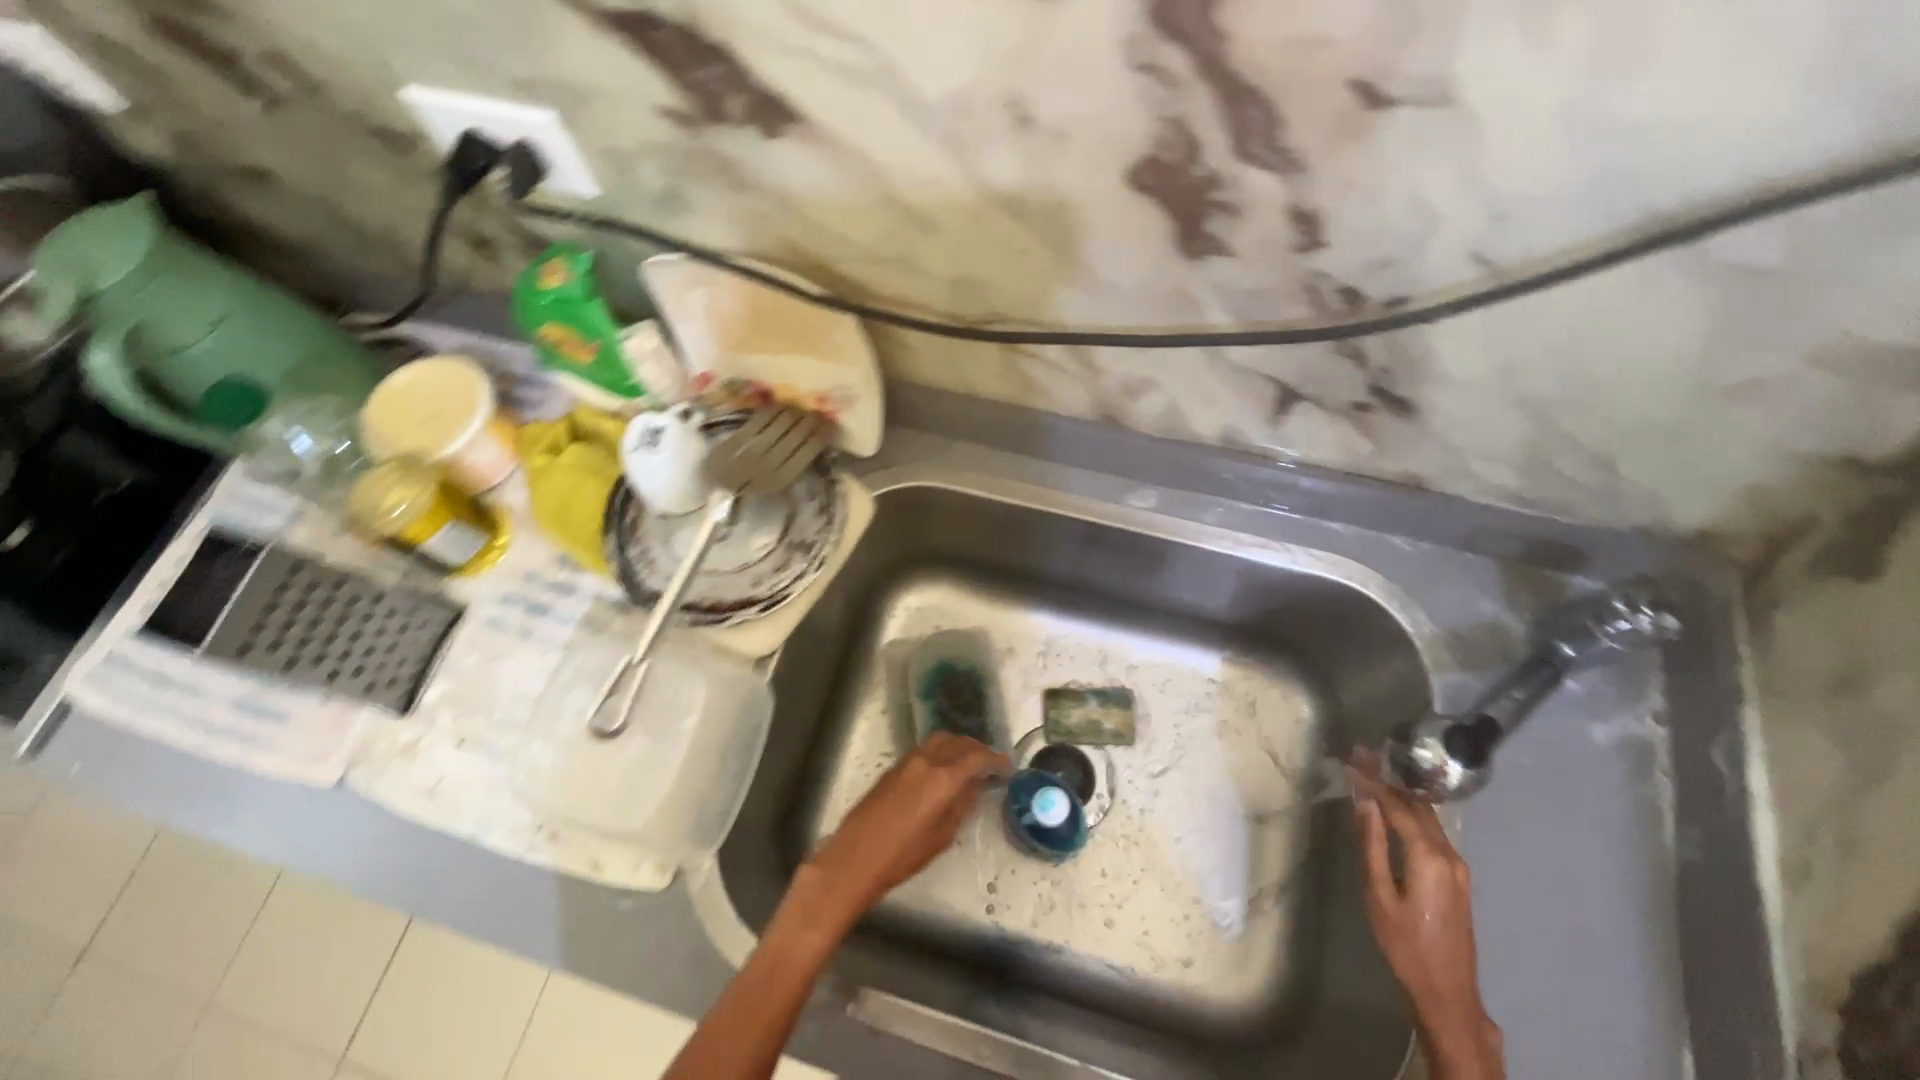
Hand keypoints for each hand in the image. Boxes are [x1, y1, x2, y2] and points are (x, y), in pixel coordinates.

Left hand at [805, 732, 1008, 922]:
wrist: (856, 857)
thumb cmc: (904, 855)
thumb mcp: (943, 835)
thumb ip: (962, 805)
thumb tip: (974, 786)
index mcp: (942, 778)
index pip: (977, 757)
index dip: (995, 759)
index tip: (1007, 767)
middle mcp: (925, 761)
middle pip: (958, 742)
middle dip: (977, 749)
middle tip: (990, 764)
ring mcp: (906, 762)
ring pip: (939, 740)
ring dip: (957, 746)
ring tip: (968, 763)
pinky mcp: (892, 768)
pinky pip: (924, 749)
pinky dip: (940, 751)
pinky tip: (944, 769)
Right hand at [1348, 750, 1503, 1079]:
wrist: (1447, 990)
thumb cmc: (1405, 944)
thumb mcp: (1379, 895)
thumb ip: (1372, 845)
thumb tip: (1363, 803)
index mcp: (1429, 856)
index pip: (1398, 806)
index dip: (1374, 781)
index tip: (1352, 759)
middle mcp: (1450, 854)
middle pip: (1418, 806)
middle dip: (1389, 781)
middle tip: (1362, 758)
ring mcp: (1458, 866)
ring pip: (1428, 819)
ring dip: (1401, 796)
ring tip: (1373, 777)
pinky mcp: (1457, 877)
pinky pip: (1433, 834)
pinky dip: (1411, 816)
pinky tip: (1394, 812)